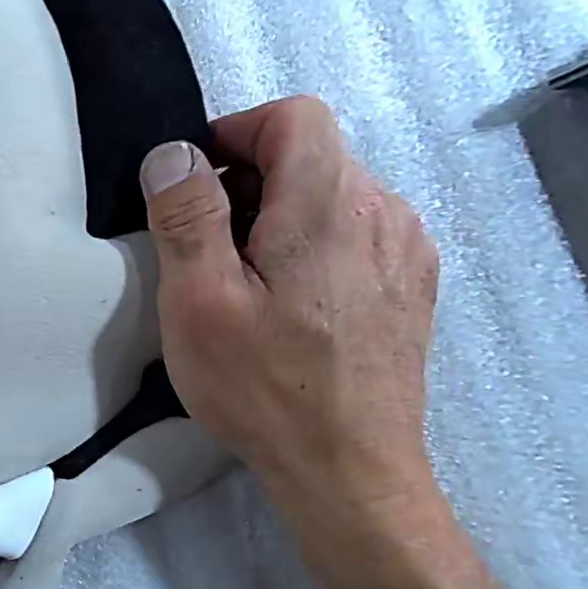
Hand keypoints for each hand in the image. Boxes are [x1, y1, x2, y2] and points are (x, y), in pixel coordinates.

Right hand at [140, 95, 439, 514]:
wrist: (349, 472)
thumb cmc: (264, 388)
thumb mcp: (200, 301)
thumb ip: (187, 215)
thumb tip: (174, 153)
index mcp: (329, 203)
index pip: (293, 116)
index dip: (238, 133)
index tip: (200, 186)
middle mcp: (382, 211)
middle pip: (313, 155)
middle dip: (252, 181)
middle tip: (210, 249)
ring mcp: (406, 250)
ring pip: (335, 195)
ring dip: (283, 216)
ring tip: (251, 283)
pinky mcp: (413, 286)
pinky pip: (357, 234)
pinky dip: (316, 245)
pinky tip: (296, 304)